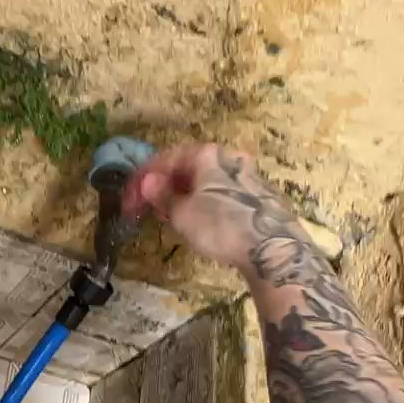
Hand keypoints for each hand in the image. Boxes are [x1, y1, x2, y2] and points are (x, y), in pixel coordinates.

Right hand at [121, 142, 293, 275]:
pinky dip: (205, 202)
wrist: (273, 248)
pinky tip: (200, 221)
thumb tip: (148, 183)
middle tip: (149, 208)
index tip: (130, 199)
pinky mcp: (260, 195)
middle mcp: (229, 158)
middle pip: (188, 168)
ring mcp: (248, 175)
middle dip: (165, 186)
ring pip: (207, 181)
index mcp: (207, 155)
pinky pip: (223, 193)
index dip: (143, 179)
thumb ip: (162, 196)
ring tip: (171, 216)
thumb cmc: (221, 227)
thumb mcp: (182, 214)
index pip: (165, 159)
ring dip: (184, 195)